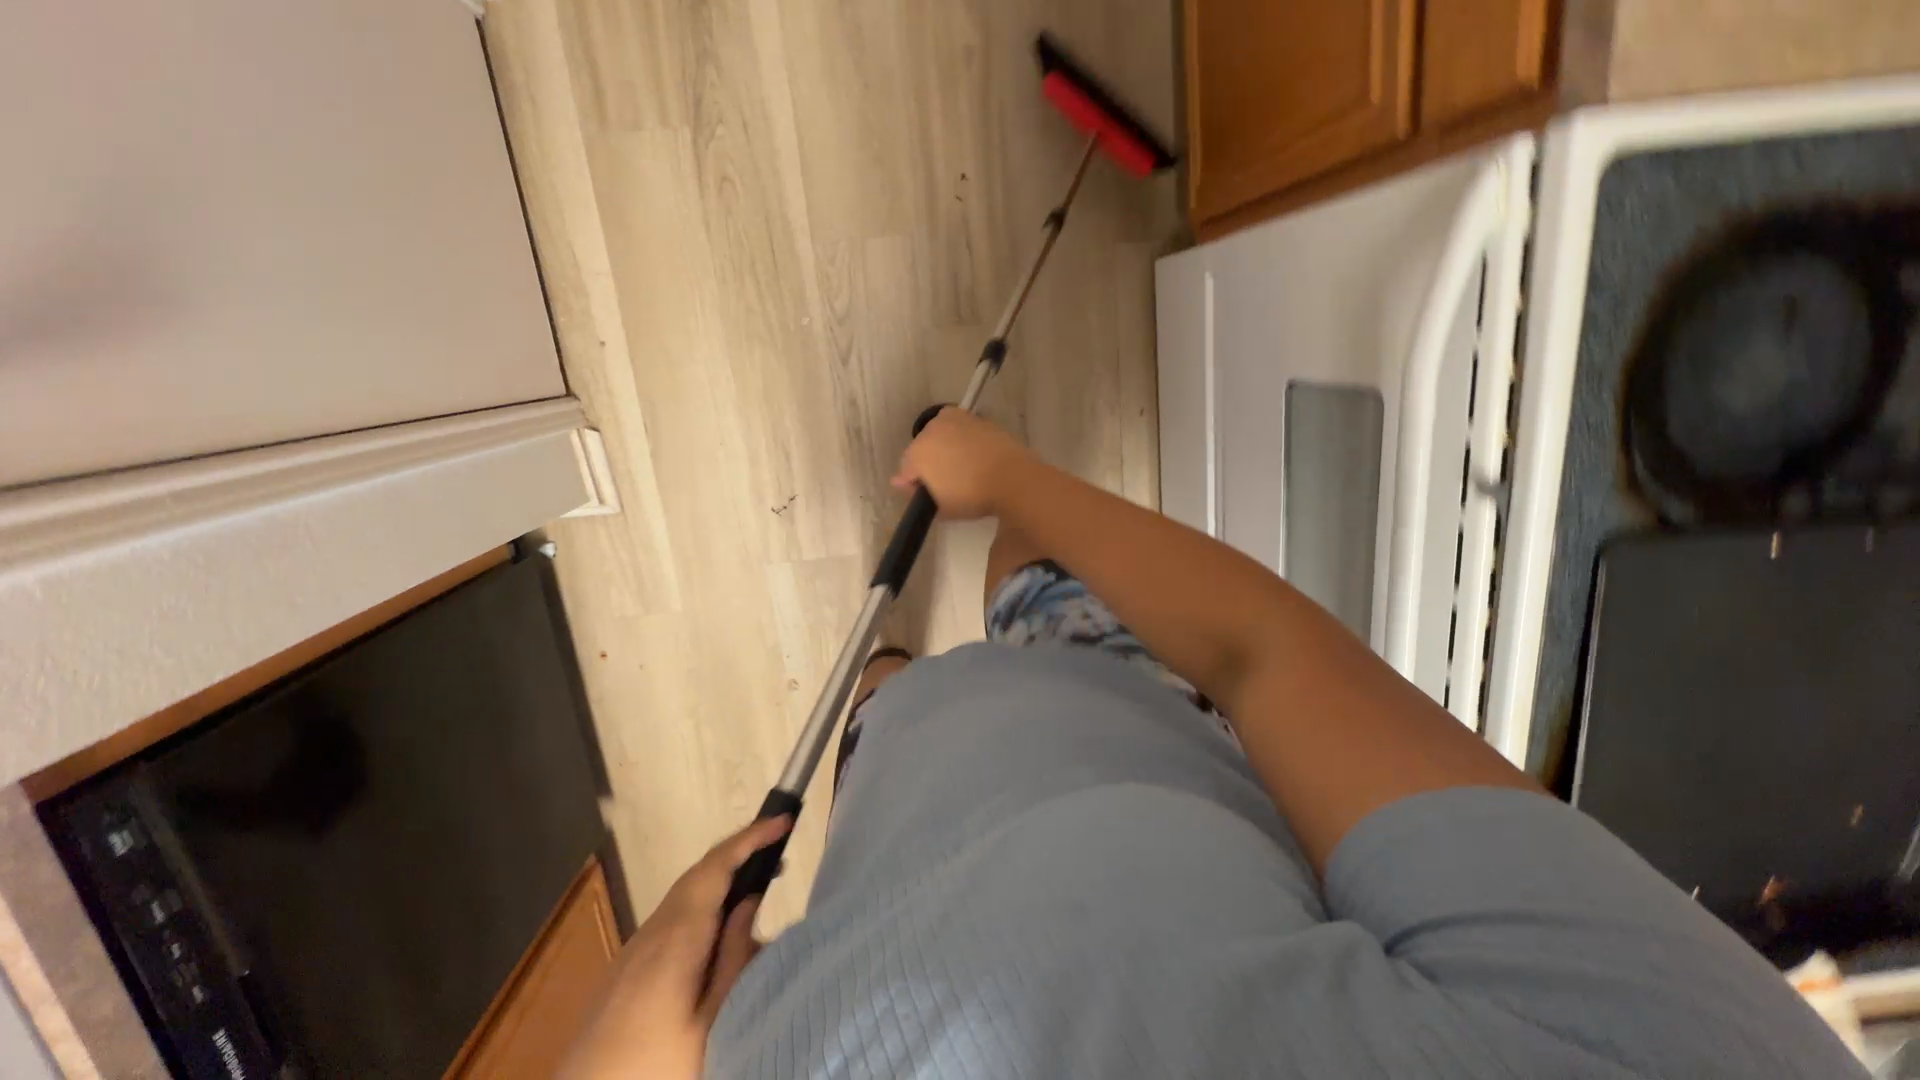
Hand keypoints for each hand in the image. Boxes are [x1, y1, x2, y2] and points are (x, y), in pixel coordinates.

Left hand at [559, 815, 792, 1079]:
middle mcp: (651, 933)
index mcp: (676, 938)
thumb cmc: (655, 1066)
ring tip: (759, 890)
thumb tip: (750, 904)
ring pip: (684, 898)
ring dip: (721, 883)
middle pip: (698, 876)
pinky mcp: (625, 972)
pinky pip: (671, 921)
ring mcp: (633, 951)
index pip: (714, 868)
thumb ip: (733, 961)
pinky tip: (718, 935)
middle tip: (780, 852)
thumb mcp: (711, 1023)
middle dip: (739, 854)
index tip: (783, 821)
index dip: (749, 839)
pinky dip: (703, 908)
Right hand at [891, 408, 1033, 519]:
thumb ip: (916, 494)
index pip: (906, 470)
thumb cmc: (973, 497)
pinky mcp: (975, 418)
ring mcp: (954, 420)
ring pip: (939, 434)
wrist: (1012, 477)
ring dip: (943, 447)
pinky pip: (959, 427)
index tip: (927, 496)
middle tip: (945, 482)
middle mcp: (931, 430)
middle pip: (921, 448)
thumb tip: (900, 482)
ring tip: (960, 466)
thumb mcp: (941, 507)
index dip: (915, 485)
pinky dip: (960, 437)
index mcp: (918, 453)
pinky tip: (972, 452)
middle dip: (928, 463)